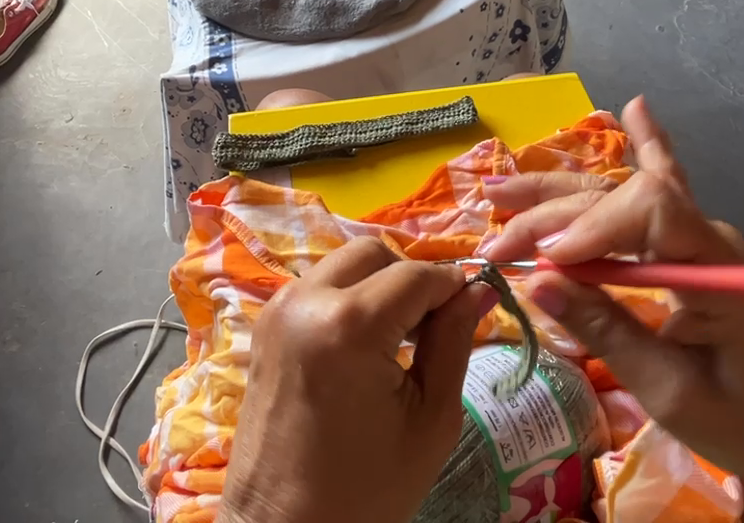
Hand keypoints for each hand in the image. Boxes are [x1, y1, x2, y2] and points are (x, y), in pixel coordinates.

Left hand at [219, 237, 496, 522]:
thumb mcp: (430, 420)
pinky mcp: (265, 321)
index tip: (471, 305)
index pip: (416, 275)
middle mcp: (306, 299)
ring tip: (396, 338)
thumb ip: (454, 341)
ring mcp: (278, 307)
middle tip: (429, 327)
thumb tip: (477, 287)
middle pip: (374, 253)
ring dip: (377, 283)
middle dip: (409, 278)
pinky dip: (347, 295)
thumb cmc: (366, 489)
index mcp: (349, 325)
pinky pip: (318, 284)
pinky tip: (361, 344)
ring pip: (343, 262)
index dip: (451, 285)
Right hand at [481, 97, 743, 521]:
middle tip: (494, 251)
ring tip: (498, 191)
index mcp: (717, 271)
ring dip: (557, 193)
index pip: (651, 210)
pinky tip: (636, 109)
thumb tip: (536, 281)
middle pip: (616, 201)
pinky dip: (644, 145)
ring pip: (618, 193)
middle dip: (549, 223)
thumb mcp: (670, 392)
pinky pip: (659, 186)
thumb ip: (606, 332)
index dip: (590, 226)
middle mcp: (705, 235)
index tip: (545, 261)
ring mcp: (696, 234)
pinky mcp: (686, 242)